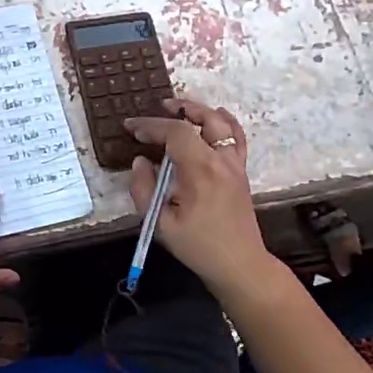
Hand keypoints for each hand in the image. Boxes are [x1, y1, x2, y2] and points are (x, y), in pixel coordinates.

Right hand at [122, 98, 266, 289]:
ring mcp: (235, 165)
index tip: (131, 128)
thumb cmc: (198, 246)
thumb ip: (144, 189)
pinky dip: (227, 123)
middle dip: (178, 109)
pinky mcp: (240, 172)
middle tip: (158, 107)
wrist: (240, 265)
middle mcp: (221, 161)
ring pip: (223, 124)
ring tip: (181, 108)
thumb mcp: (161, 223)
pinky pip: (238, 138)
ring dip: (201, 111)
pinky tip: (217, 115)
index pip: (176, 133)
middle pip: (203, 119)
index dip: (151, 125)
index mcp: (201, 171)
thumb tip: (140, 161)